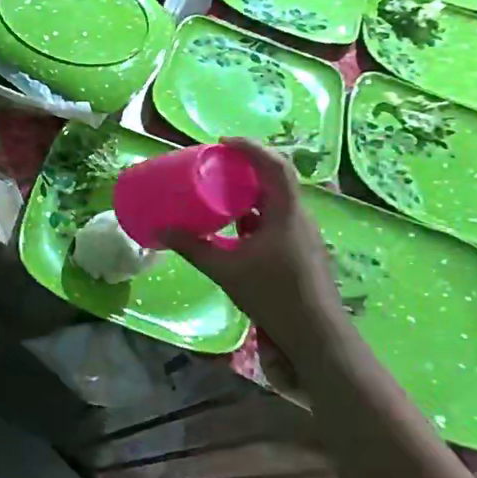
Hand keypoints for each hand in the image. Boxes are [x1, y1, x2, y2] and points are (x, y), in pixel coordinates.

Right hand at [162, 140, 357, 367]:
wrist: (316, 335)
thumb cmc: (273, 294)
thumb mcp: (225, 269)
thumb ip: (192, 247)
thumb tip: (160, 231)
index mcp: (286, 212)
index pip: (274, 165)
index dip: (250, 147)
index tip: (222, 142)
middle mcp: (300, 217)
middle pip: (276, 180)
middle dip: (246, 168)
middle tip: (216, 166)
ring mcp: (303, 235)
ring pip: (276, 202)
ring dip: (250, 193)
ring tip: (221, 194)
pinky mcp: (301, 251)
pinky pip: (277, 221)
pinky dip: (254, 216)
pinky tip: (235, 231)